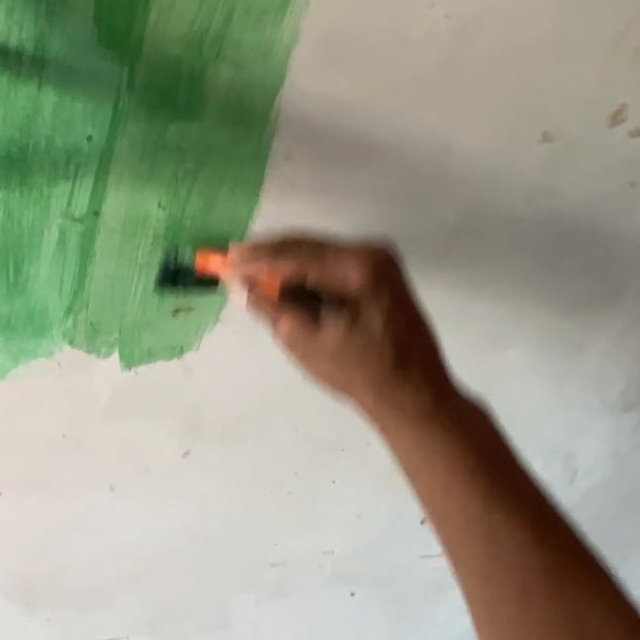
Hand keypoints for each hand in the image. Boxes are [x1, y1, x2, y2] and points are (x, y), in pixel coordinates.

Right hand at [226, 237, 457, 421]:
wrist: (416, 394)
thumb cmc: (359, 373)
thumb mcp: (304, 340)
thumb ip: (269, 305)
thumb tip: (237, 283)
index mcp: (356, 268)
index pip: (291, 256)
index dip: (253, 261)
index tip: (223, 264)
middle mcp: (370, 251)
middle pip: (303, 245)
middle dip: (265, 254)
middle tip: (229, 260)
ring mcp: (378, 258)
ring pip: (314, 249)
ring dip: (281, 259)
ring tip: (247, 267)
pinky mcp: (379, 269)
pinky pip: (329, 259)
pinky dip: (302, 266)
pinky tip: (280, 276)